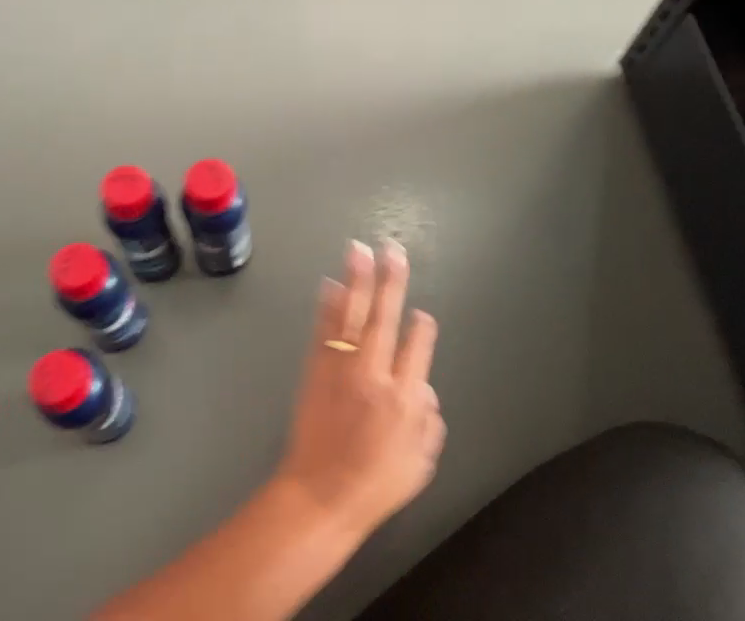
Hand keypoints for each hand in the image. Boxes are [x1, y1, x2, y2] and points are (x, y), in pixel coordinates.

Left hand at [272, 240, 443, 537]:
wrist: (320, 495)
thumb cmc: (374, 486)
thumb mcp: (420, 464)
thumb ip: (429, 423)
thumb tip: (423, 389)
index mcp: (406, 398)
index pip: (418, 348)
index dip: (421, 328)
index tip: (421, 314)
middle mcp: (375, 375)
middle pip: (385, 318)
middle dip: (390, 281)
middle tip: (392, 250)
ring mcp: (342, 369)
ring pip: (353, 315)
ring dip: (357, 280)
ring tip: (359, 250)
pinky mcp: (315, 370)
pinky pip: (324, 330)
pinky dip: (328, 305)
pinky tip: (332, 284)